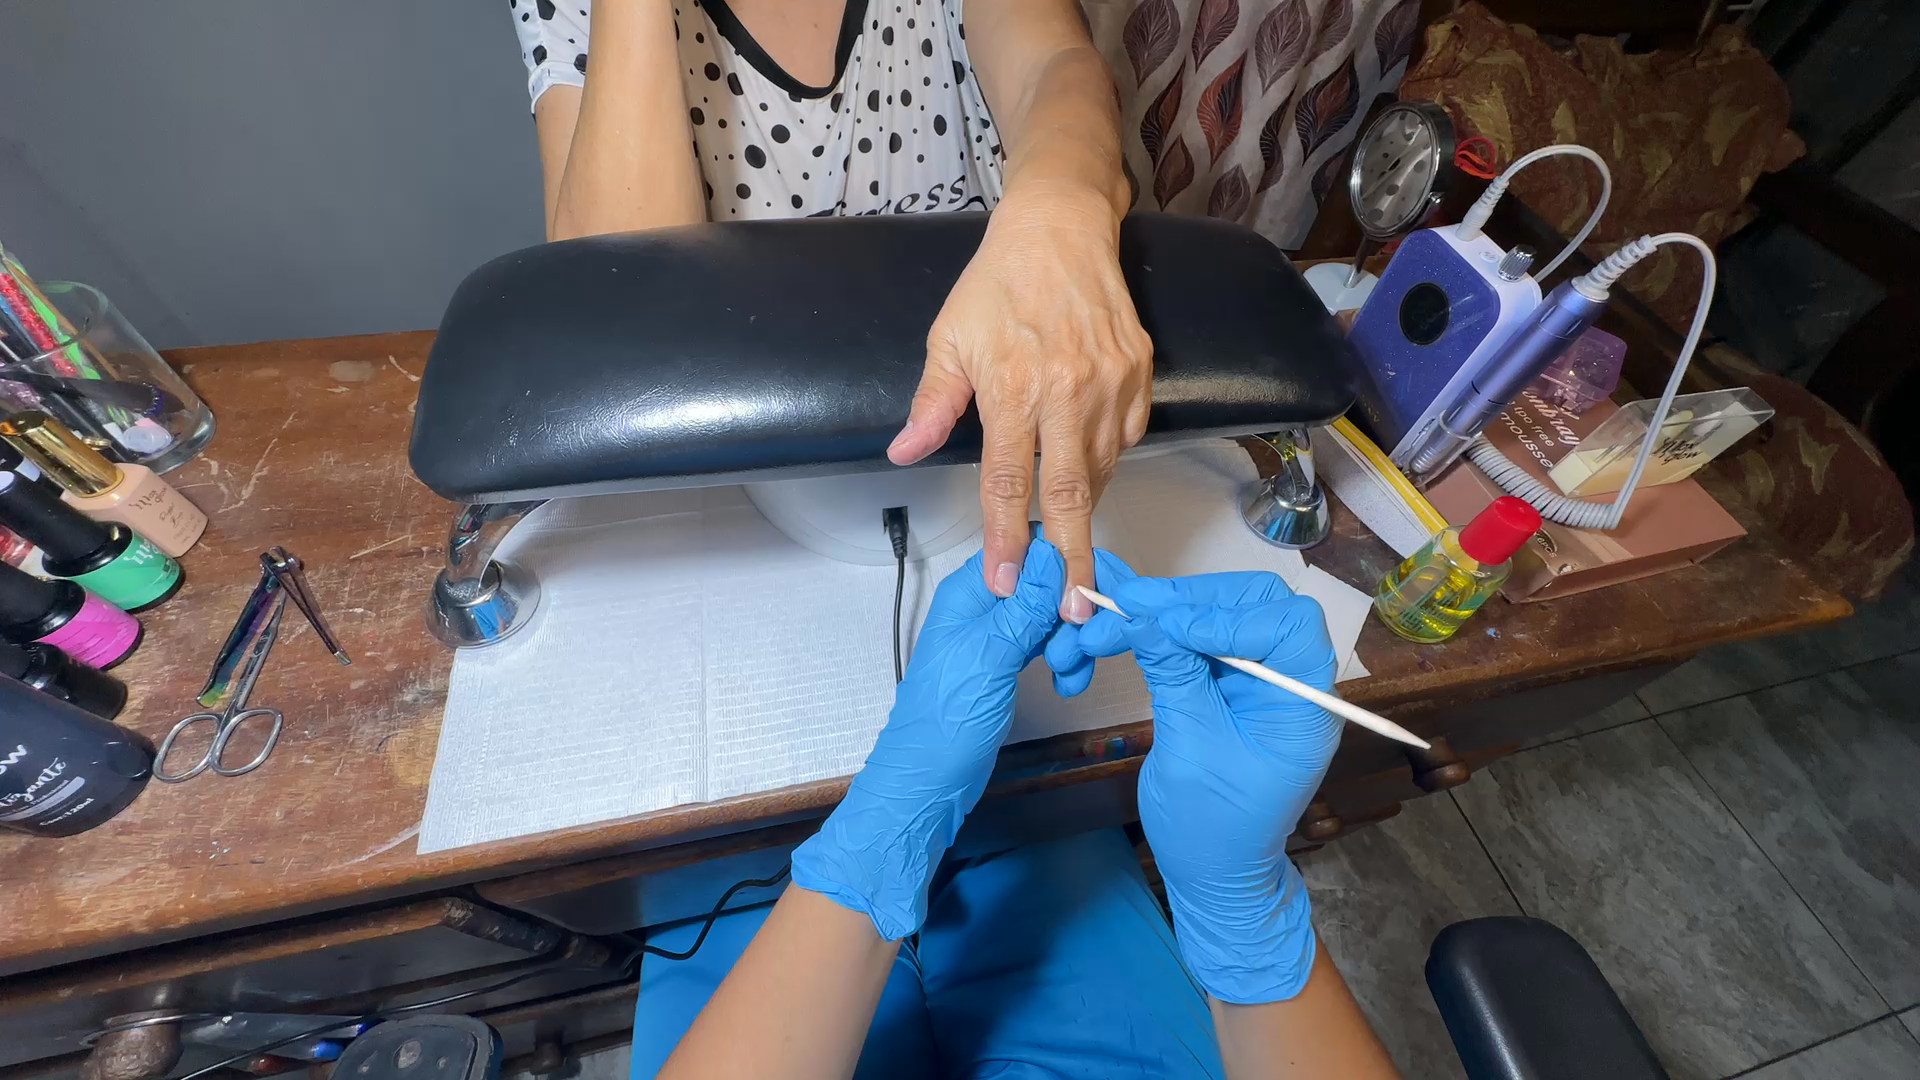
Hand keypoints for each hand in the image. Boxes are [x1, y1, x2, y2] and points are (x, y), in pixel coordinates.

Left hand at [790, 535, 1063, 939]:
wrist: (930, 781)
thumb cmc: (946, 720)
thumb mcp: (990, 655)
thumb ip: (1025, 605)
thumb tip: (1053, 549)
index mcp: (971, 589)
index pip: (1028, 547)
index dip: (1069, 561)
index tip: (1101, 587)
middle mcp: (987, 603)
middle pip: (1048, 581)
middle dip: (1075, 609)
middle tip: (1084, 644)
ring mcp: (1000, 632)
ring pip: (1054, 613)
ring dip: (1073, 639)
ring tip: (1070, 671)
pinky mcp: (1011, 659)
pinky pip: (1050, 642)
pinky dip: (1067, 659)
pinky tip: (1068, 682)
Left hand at [887, 189, 1151, 622]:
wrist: (1061, 228)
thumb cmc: (996, 285)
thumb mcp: (949, 339)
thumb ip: (931, 404)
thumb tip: (904, 454)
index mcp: (1013, 388)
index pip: (1008, 481)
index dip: (1006, 536)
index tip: (1007, 581)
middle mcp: (1069, 392)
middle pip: (1070, 491)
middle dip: (1070, 556)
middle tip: (1074, 607)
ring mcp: (1112, 383)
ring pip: (1101, 469)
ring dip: (1083, 509)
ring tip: (1071, 540)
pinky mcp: (1141, 374)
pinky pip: (1128, 437)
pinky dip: (1106, 462)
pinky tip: (1088, 463)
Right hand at [1045, 553, 1341, 1002]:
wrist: (1212, 870)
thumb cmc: (1212, 826)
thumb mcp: (1191, 751)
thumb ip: (1173, 677)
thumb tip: (1140, 617)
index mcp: (1301, 704)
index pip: (1286, 625)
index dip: (1228, 615)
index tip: (1169, 628)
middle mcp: (1286, 680)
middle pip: (1255, 603)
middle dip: (1193, 598)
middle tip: (1132, 602)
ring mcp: (1255, 678)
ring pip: (1223, 610)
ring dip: (1172, 606)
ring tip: (1119, 608)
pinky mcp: (1225, 680)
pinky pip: (1199, 636)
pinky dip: (1163, 625)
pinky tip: (1128, 621)